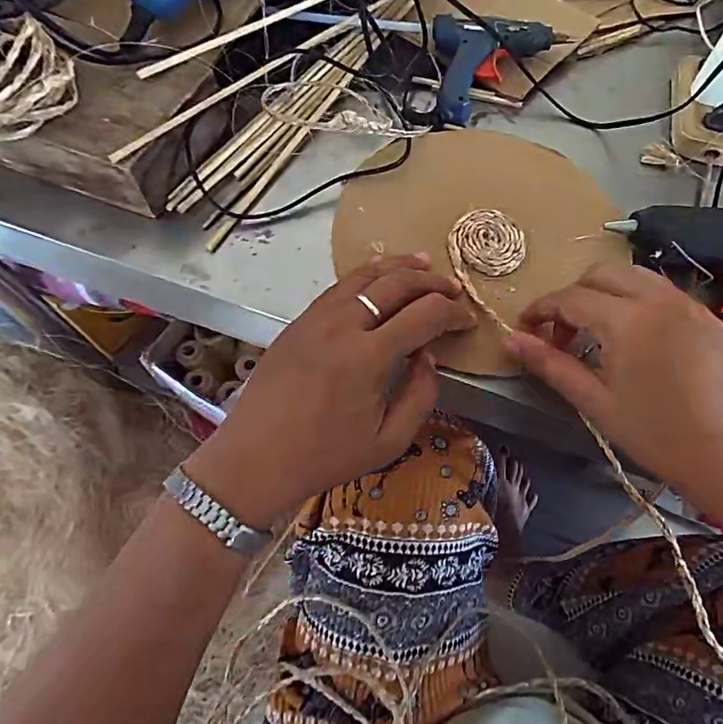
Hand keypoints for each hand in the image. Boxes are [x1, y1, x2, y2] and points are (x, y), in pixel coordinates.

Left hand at [183, 254, 473, 525]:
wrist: (255, 458)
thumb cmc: (324, 457)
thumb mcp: (388, 442)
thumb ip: (420, 395)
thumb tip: (429, 356)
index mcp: (368, 357)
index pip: (425, 314)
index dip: (454, 313)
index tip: (467, 322)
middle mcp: (342, 325)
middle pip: (397, 283)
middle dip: (433, 282)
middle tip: (454, 290)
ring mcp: (316, 318)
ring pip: (365, 275)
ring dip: (400, 267)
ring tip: (424, 265)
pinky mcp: (298, 322)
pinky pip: (340, 287)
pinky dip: (367, 276)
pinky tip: (378, 279)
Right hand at [506, 264, 722, 491]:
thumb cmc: (657, 435)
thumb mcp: (595, 402)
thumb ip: (551, 365)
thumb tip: (511, 340)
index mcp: (628, 320)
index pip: (570, 297)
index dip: (541, 310)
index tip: (524, 330)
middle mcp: (659, 299)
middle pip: (600, 274)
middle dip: (571, 296)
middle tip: (560, 336)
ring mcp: (688, 304)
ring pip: (633, 275)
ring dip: (603, 293)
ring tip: (594, 334)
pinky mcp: (707, 317)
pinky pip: (660, 291)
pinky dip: (634, 300)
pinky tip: (631, 339)